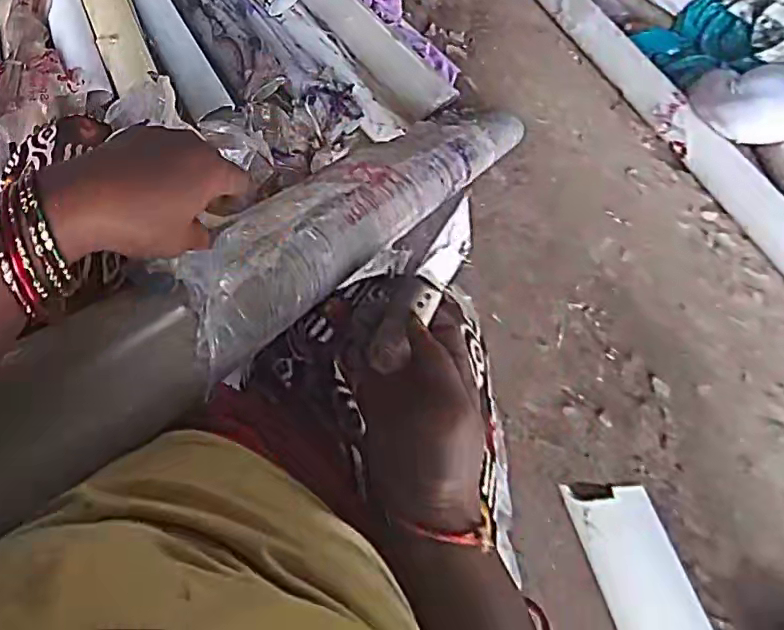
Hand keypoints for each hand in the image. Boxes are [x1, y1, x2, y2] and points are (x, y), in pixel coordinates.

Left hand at [35, 125, 249, 260]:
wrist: (83, 197)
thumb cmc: (138, 222)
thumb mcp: (177, 242)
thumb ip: (199, 235)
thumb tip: (202, 231)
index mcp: (211, 169)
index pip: (241, 180)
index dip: (238, 199)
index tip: (227, 213)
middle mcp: (190, 144)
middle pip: (212, 162)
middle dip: (209, 183)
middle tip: (198, 209)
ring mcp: (159, 134)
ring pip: (182, 153)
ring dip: (181, 171)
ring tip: (165, 197)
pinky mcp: (131, 133)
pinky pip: (155, 149)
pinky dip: (154, 163)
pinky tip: (139, 185)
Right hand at [347, 301, 486, 534]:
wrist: (420, 505)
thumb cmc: (447, 458)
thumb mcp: (452, 405)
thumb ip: (434, 358)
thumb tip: (411, 317)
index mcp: (452, 366)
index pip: (437, 317)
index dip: (418, 296)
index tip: (392, 278)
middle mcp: (421, 365)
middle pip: (399, 320)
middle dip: (378, 302)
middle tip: (355, 289)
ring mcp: (393, 377)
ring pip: (373, 335)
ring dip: (356, 318)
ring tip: (336, 305)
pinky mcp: (368, 390)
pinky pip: (353, 356)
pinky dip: (342, 340)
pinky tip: (331, 327)